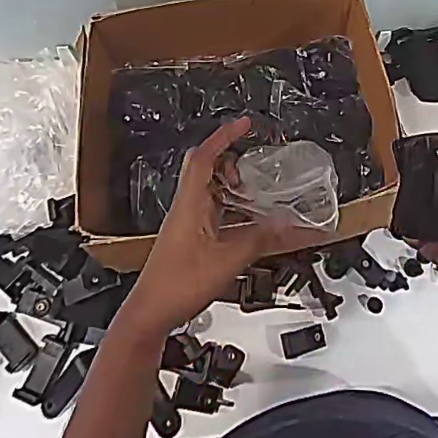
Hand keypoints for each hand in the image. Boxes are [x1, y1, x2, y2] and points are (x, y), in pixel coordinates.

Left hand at [115, 116, 319, 337]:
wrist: (150, 313)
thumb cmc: (177, 285)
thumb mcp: (229, 260)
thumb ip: (261, 238)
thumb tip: (287, 223)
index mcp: (190, 204)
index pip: (205, 157)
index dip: (225, 136)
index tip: (244, 124)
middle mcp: (186, 207)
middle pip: (207, 168)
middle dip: (232, 160)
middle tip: (255, 164)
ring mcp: (187, 222)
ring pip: (210, 189)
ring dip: (232, 185)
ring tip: (255, 192)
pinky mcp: (190, 236)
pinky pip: (213, 210)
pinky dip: (231, 207)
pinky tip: (247, 221)